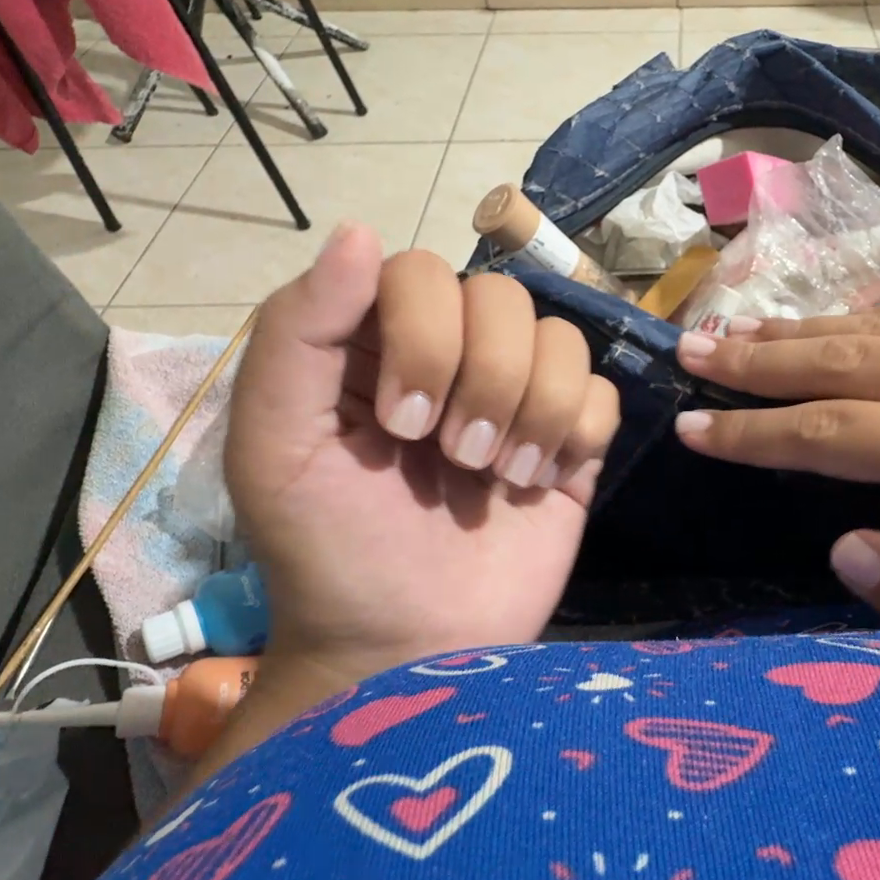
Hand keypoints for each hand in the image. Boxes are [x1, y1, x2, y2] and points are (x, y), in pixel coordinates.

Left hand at [224, 227, 619, 683]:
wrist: (412, 648)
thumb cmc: (332, 555)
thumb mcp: (277, 449)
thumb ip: (298, 334)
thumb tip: (360, 231)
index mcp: (376, 347)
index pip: (422, 272)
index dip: (426, 336)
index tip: (402, 428)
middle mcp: (454, 358)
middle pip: (505, 298)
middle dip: (487, 381)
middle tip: (456, 459)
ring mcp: (519, 399)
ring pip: (562, 339)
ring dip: (535, 411)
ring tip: (502, 478)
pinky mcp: (571, 442)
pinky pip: (602, 394)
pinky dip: (577, 432)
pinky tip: (544, 480)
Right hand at [672, 299, 879, 625]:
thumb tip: (842, 547)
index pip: (838, 431)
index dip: (757, 433)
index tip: (691, 430)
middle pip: (844, 358)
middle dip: (756, 361)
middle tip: (688, 354)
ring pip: (869, 325)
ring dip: (791, 332)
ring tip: (725, 333)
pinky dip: (845, 318)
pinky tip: (802, 328)